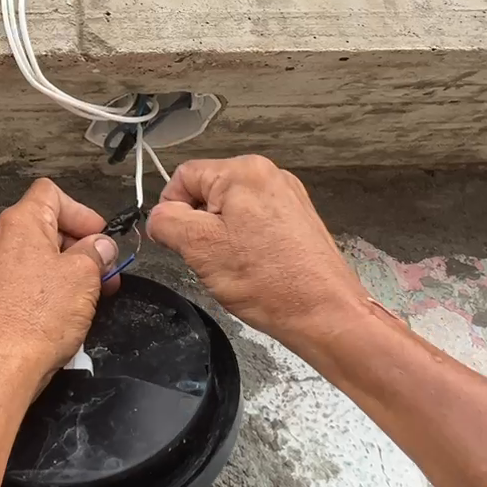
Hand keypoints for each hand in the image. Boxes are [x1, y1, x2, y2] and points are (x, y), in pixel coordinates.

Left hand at [0, 179, 118, 394]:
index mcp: (20, 222)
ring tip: (92, 294)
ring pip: (38, 254)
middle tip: (105, 271)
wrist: (0, 366)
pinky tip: (66, 310)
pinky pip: (25, 277)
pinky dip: (48, 285)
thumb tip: (101, 245)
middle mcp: (0, 238)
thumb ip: (95, 253)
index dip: (81, 212)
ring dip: (67, 268)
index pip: (51, 193)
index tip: (100, 237)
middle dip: (80, 244)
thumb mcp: (83, 277)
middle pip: (46, 224)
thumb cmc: (37, 318)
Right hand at [146, 155, 371, 350]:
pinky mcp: (298, 219)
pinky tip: (254, 266)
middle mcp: (268, 174)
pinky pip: (253, 221)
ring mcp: (287, 196)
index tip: (179, 242)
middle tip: (209, 257)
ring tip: (235, 265)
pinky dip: (245, 241)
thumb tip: (158, 216)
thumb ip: (166, 221)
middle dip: (199, 224)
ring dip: (221, 235)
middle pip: (207, 191)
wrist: (328, 316)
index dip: (172, 209)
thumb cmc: (267, 281)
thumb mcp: (198, 247)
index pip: (183, 177)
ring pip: (229, 209)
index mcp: (243, 170)